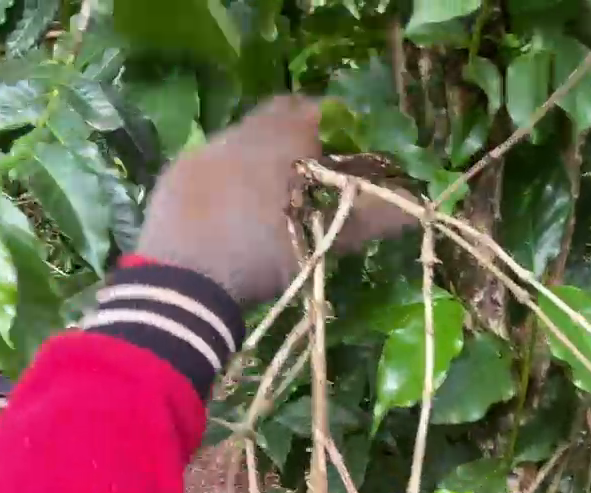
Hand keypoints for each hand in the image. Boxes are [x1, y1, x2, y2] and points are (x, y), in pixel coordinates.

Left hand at [136, 96, 415, 306]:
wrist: (184, 283)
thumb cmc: (261, 256)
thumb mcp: (321, 241)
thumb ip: (367, 220)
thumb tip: (414, 209)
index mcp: (281, 138)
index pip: (317, 112)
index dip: (336, 129)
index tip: (346, 154)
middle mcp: (242, 132)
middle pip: (276, 119)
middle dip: (296, 140)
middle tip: (312, 176)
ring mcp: (204, 152)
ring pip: (242, 141)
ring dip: (261, 159)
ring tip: (273, 199)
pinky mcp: (176, 176)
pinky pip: (210, 165)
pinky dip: (228, 180)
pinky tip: (232, 213)